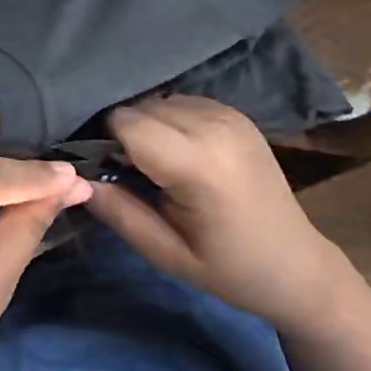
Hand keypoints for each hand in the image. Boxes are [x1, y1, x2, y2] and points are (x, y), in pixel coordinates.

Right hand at [85, 95, 345, 328]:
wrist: (298, 264)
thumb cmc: (229, 269)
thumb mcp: (166, 254)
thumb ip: (117, 211)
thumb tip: (73, 177)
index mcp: (201, 163)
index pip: (126, 124)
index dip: (106, 143)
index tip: (108, 173)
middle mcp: (215, 125)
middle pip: (139, 108)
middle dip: (124, 136)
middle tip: (132, 175)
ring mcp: (227, 113)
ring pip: (156, 101)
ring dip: (145, 126)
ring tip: (157, 165)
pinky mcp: (233, 110)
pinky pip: (179, 101)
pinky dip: (166, 121)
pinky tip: (179, 153)